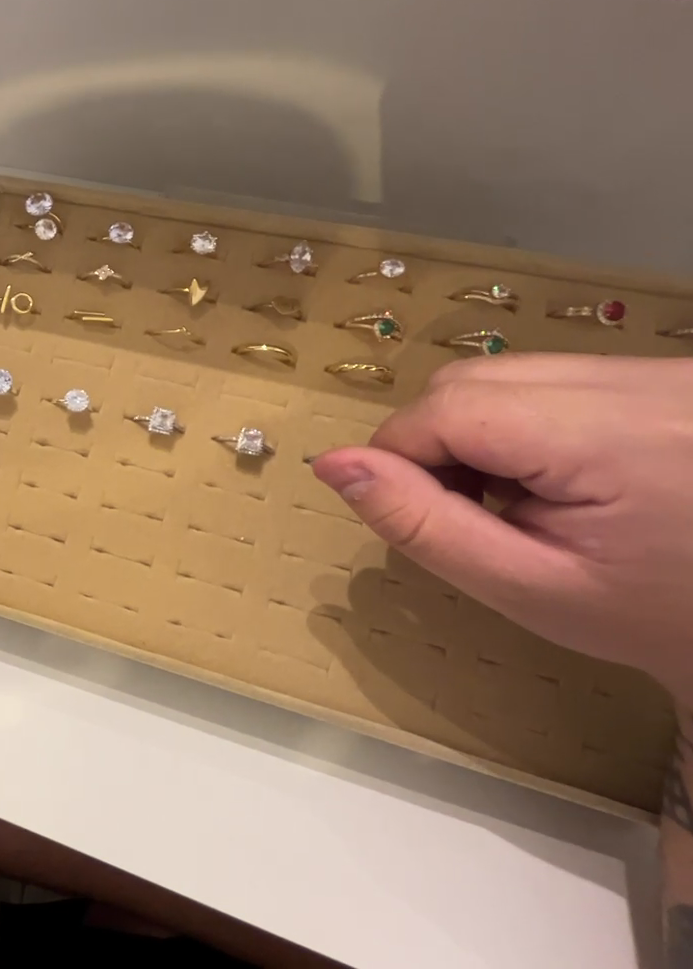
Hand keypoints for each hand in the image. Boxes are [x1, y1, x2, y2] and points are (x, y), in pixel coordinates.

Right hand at [312, 354, 692, 702]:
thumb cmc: (652, 617)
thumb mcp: (524, 586)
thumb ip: (419, 522)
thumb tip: (331, 464)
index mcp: (619, 437)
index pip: (447, 409)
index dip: (403, 457)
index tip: (431, 515)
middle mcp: (652, 382)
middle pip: (470, 381)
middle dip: (436, 441)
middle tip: (472, 508)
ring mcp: (668, 371)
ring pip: (504, 373)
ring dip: (476, 429)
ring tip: (519, 492)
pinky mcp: (672, 374)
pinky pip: (551, 377)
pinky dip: (523, 421)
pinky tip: (560, 471)